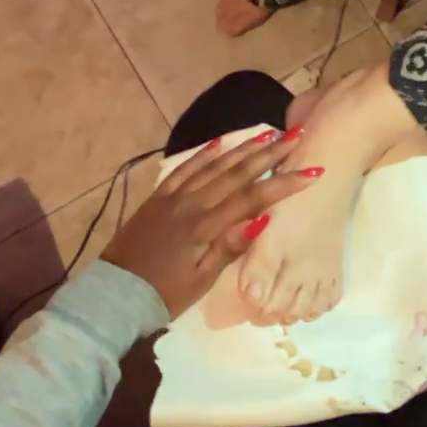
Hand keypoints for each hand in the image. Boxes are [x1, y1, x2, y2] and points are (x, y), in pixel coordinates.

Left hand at [101, 130, 320, 316]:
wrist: (116, 293)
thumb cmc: (164, 294)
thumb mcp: (201, 279)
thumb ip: (229, 247)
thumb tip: (262, 219)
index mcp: (204, 226)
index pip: (251, 199)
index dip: (283, 184)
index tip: (311, 171)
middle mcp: (190, 203)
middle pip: (235, 173)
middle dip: (268, 154)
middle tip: (294, 136)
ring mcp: (172, 197)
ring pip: (212, 165)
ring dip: (241, 148)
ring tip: (267, 133)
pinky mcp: (158, 198)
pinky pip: (184, 169)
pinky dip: (203, 154)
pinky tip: (219, 144)